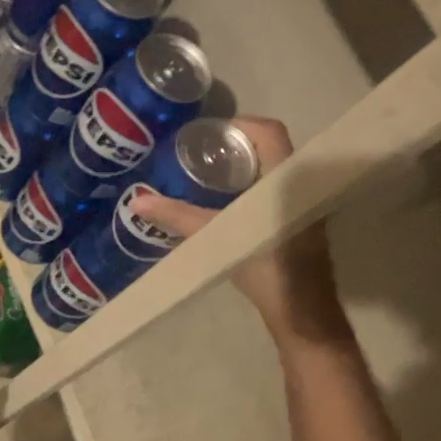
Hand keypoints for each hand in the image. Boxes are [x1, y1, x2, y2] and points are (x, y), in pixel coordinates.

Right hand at [128, 116, 348, 343]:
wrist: (302, 315)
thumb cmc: (268, 271)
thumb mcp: (220, 240)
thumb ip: (181, 218)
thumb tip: (138, 201)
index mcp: (287, 179)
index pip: (269, 132)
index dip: (238, 126)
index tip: (204, 136)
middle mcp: (300, 186)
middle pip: (268, 149)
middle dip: (232, 149)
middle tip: (196, 157)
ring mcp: (302, 206)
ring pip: (270, 172)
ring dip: (240, 170)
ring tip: (202, 178)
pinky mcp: (297, 225)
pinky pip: (271, 192)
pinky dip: (247, 190)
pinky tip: (222, 206)